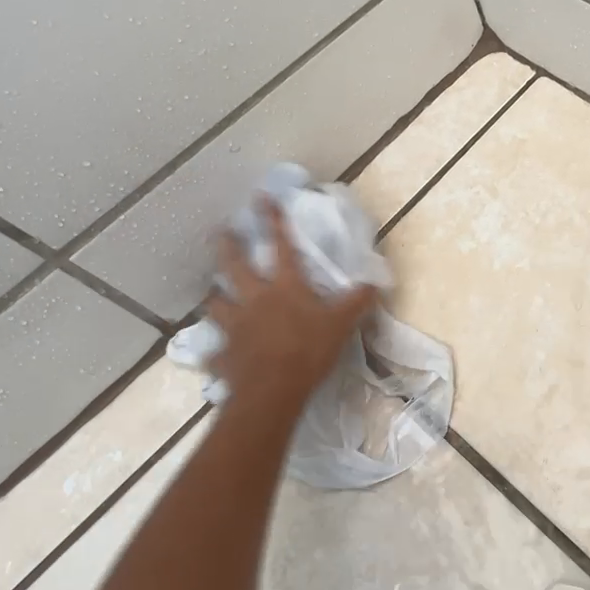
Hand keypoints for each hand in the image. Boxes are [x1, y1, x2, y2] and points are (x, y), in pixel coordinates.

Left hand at [209, 198, 377, 418]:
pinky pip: (215, 351)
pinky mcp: (223, 355)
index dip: (273, 220)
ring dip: (215, 296)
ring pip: (216, 303)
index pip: (281, 246)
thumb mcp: (342, 324)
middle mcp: (254, 299)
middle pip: (233, 266)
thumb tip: (374, 282)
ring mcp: (234, 326)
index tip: (261, 196)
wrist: (271, 392)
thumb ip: (357, 301)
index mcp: (285, 287)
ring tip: (215, 292)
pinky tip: (217, 355)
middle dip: (226, 245)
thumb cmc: (308, 351)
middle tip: (219, 230)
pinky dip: (216, 351)